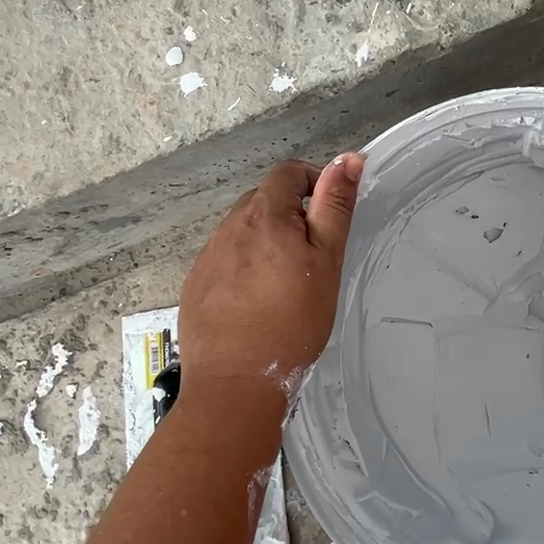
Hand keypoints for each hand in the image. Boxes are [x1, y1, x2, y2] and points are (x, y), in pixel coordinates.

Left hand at [177, 154, 364, 399]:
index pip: (288, 172)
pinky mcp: (196, 285)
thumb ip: (334, 206)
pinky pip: (226, 258)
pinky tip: (259, 301)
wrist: (235, 384)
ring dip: (268, 241)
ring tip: (287, 282)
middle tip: (313, 256)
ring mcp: (207, 257)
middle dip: (291, 214)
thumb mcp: (326, 260)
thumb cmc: (292, 321)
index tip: (329, 216)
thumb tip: (347, 159)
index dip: (314, 183)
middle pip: (264, 200)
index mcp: (264, 215)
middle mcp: (228, 228)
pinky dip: (246, 266)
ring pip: (244, 230)